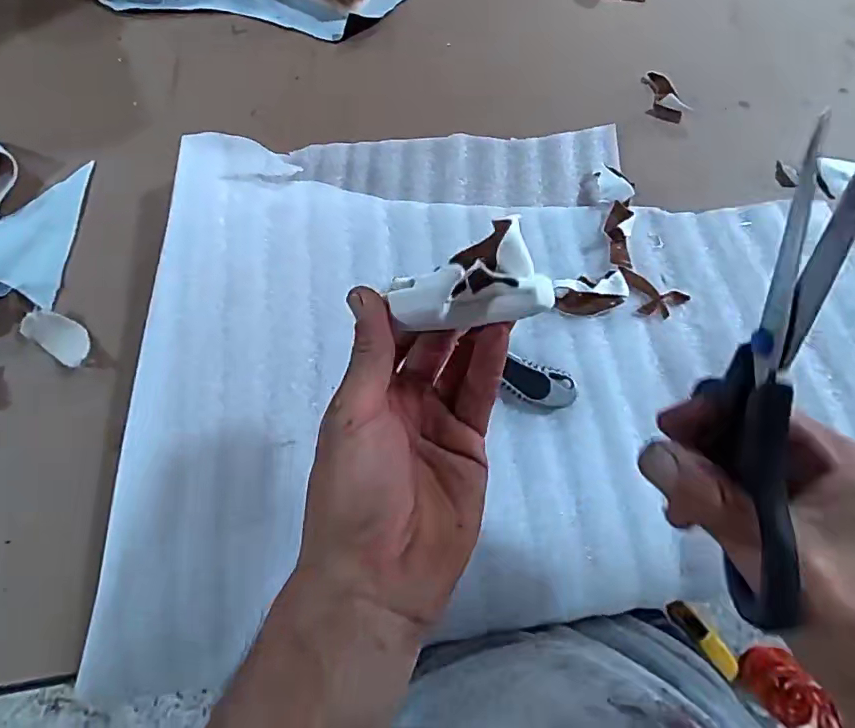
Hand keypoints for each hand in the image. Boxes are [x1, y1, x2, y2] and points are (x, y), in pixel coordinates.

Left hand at [210, 288, 512, 727]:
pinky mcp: (470, 446)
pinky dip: (491, 364)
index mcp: (370, 395)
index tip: (440, 276)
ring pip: (461, 367)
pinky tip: (500, 334)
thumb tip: (364, 294)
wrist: (380, 577)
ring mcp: (439, 424)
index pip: (398, 338)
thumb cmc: (354, 490)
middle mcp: (405, 404)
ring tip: (497, 296)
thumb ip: (372, 353)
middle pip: (434, 349)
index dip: (419, 306)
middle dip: (454, 315)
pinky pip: (480, 396)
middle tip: (479, 280)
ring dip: (477, 333)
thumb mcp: (355, 413)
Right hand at [638, 400, 854, 727]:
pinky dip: (730, 507)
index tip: (666, 427)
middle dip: (707, 453)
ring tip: (680, 512)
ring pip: (756, 470)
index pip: (768, 412)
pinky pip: (764, 500)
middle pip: (758, 438)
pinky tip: (706, 527)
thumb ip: (715, 503)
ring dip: (713, 483)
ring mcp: (833, 502)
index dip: (715, 412)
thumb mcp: (779, 559)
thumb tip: (652, 452)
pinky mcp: (821, 532)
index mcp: (847, 462)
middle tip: (667, 481)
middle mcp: (841, 471)